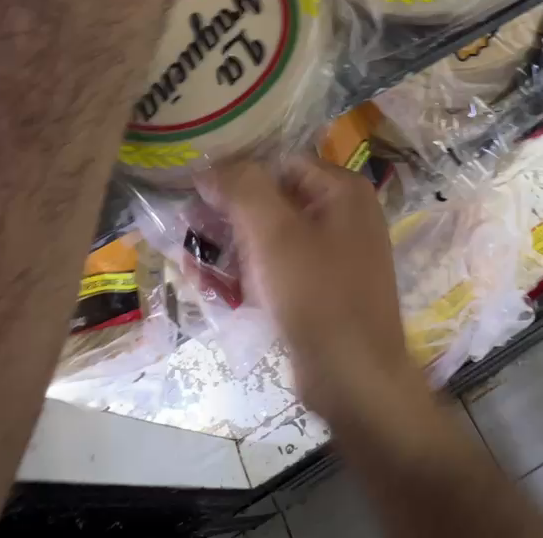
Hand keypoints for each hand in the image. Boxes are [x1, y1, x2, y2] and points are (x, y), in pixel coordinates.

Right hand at [204, 157, 428, 422]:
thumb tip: (209, 167)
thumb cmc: (316, 295)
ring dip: (235, 247)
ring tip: (194, 263)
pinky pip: (282, 269)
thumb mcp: (273, 232)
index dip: (236, 176)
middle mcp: (347, 214)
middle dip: (230, 216)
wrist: (355, 379)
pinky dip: (253, 274)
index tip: (195, 195)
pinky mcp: (326, 290)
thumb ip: (242, 188)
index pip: (279, 163)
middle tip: (188, 231)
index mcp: (344, 190)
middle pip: (275, 200)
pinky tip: (221, 289)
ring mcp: (339, 255)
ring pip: (274, 237)